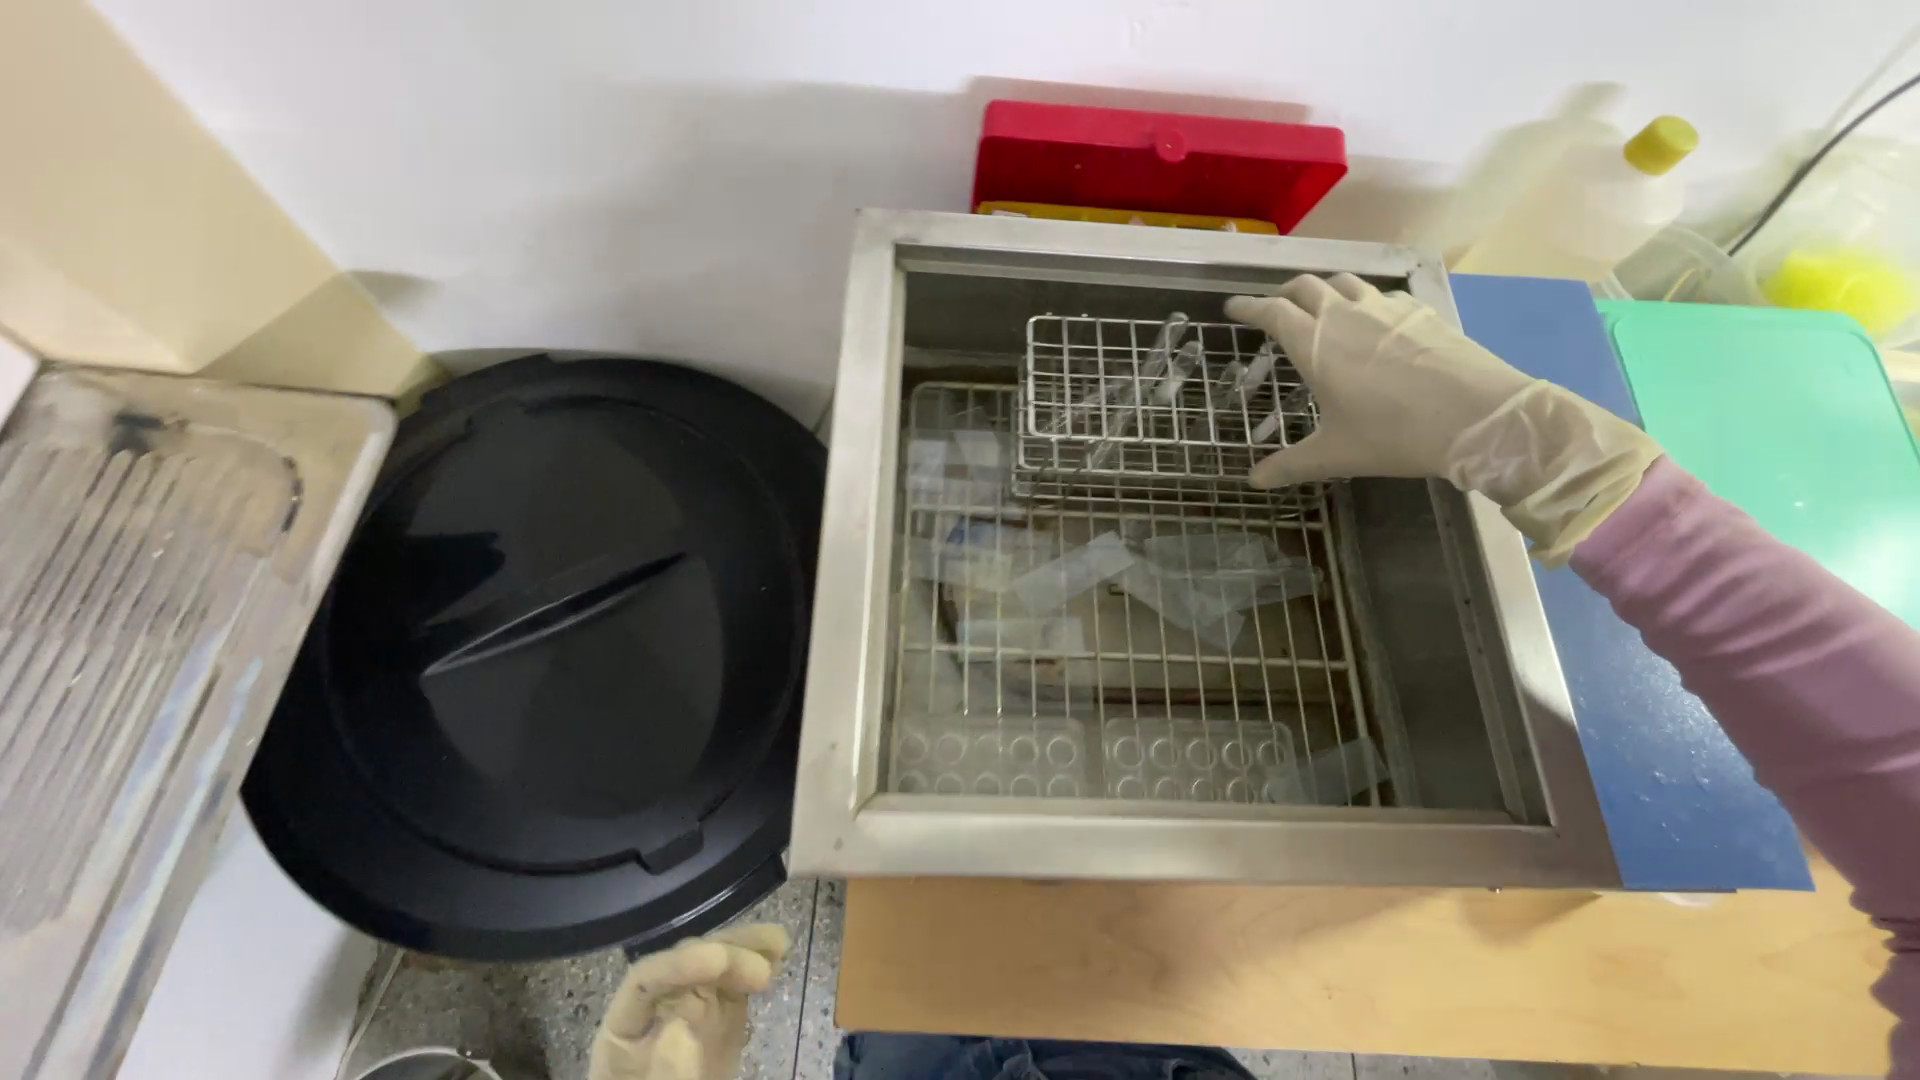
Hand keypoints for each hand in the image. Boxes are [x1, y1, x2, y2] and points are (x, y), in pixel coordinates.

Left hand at [589, 924, 789, 1079]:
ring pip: (714, 961)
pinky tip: (777, 957)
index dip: (681, 964)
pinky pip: (734, 981)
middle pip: (685, 960)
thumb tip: (685, 1023)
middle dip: (726, 954)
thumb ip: (665, 1065)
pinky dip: (755, 965)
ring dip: (746, 947)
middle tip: (764, 971)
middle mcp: (656, 1007)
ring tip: (779, 945)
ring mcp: (688, 1007)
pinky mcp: (717, 1014)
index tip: (721, 960)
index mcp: (623, 1031)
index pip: (645, 979)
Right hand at [1225, 274, 1661, 562]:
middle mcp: (1345, 315)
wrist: (1480, 416)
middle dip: (1282, 294)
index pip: (1270, 312)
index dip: (1247, 308)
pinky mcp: (1419, 312)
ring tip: (1319, 307)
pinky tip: (1370, 320)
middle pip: (1304, 287)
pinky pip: (1380, 294)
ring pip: (1343, 282)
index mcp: (1314, 343)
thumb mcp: (1335, 454)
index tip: (1232, 308)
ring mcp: (1385, 308)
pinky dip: (1362, 299)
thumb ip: (1289, 465)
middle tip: (1273, 309)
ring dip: (1322, 289)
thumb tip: (1254, 480)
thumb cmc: (1394, 434)